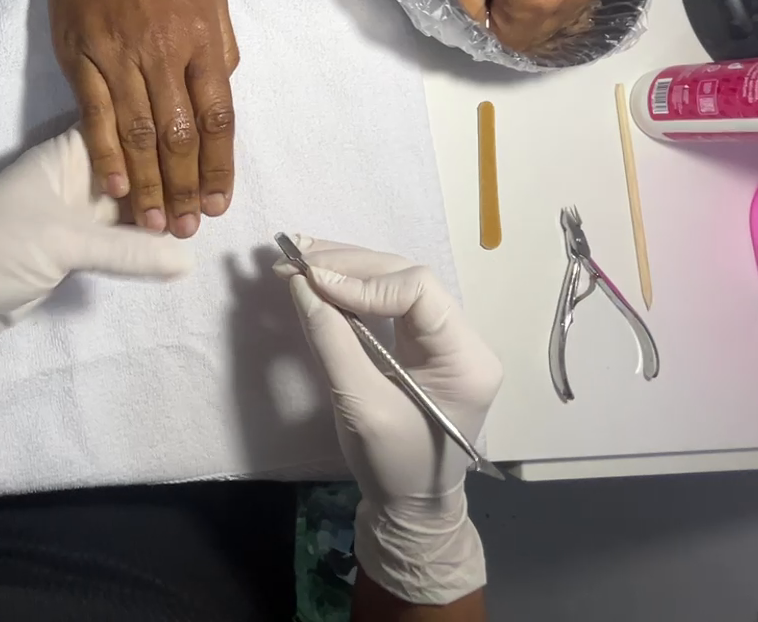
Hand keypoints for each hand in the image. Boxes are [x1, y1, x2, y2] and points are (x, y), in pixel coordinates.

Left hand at [0, 128, 192, 374]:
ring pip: (129, 206)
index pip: (124, 131)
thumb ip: (125, 248)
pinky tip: (173, 246)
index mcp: (65, 156)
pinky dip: (142, 243)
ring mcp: (73, 214)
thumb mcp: (60, 243)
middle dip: (170, 178)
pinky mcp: (71, 248)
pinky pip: (117, 238)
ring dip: (159, 213)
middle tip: (217, 195)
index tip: (211, 143)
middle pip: (133, 168)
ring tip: (205, 219)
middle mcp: (74, 177)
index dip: (164, 134)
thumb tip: (187, 256)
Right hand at [39, 0, 238, 239]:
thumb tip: (217, 101)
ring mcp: (117, 55)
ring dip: (146, 185)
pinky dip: (105, 154)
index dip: (218, 166)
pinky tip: (113, 186)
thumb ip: (219, 49)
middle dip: (183, 188)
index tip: (217, 202)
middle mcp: (163, 52)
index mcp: (203, 38)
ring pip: (137, 134)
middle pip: (178, 136)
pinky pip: (95, 114)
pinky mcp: (79, 54)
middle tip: (185, 228)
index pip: (217, 118)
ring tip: (152, 223)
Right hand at [283, 236, 502, 605]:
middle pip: (403, 274)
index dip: (363, 281)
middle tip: (293, 258)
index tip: (312, 283)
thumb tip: (299, 282)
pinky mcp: (417, 335)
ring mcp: (440, 333)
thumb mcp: (359, 405)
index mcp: (465, 358)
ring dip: (342, 265)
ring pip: (391, 277)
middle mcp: (460, 335)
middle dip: (346, 264)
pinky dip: (347, 281)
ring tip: (296, 256)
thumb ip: (331, 340)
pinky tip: (316, 273)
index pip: (417, 290)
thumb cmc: (395, 463)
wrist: (412, 502)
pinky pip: (383, 294)